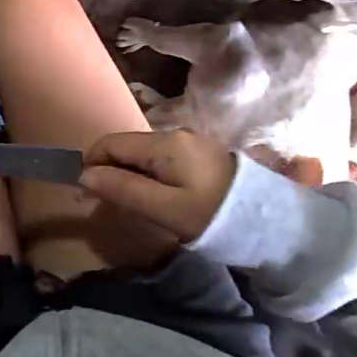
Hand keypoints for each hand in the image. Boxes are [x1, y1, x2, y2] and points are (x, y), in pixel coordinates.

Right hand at [79, 130, 234, 242]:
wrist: (272, 222)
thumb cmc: (214, 216)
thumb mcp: (164, 208)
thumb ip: (123, 189)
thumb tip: (84, 175)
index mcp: (164, 143)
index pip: (111, 143)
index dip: (90, 164)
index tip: (85, 194)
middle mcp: (175, 134)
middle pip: (126, 147)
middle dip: (108, 171)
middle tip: (104, 204)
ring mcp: (190, 142)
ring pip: (143, 154)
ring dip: (128, 175)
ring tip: (129, 204)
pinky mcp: (201, 155)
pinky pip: (161, 160)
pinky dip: (147, 176)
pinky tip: (154, 197)